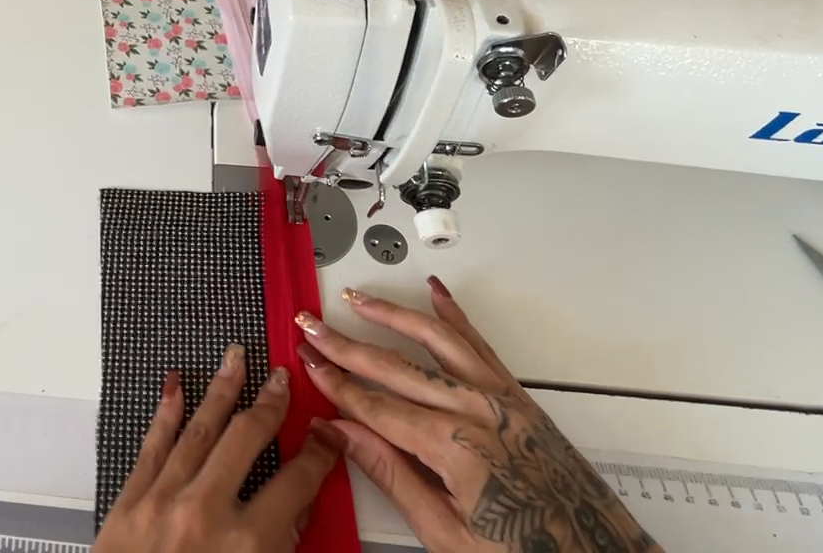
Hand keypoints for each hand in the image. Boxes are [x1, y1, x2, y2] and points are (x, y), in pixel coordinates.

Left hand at [94, 343, 342, 552]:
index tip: (328, 433)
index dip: (318, 454)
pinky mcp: (130, 502)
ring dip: (220, 390)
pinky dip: (165, 413)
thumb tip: (295, 517)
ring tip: (234, 358)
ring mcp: (163, 501)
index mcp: (247, 545)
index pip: (297, 483)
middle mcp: (206, 511)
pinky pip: (152, 446)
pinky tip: (174, 386)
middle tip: (282, 377)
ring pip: (199, 430)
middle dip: (268, 404)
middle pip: (247, 439)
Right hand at [296, 277, 662, 552]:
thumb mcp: (446, 533)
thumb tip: (339, 432)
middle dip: (345, 343)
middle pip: (393, 365)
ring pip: (433, 339)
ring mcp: (498, 396)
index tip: (306, 362)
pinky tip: (434, 293)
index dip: (335, 383)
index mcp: (454, 446)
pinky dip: (453, 316)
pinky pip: (478, 344)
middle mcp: (475, 409)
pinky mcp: (516, 395)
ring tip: (358, 297)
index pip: (374, 405)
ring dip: (390, 314)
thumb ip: (390, 474)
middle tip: (310, 325)